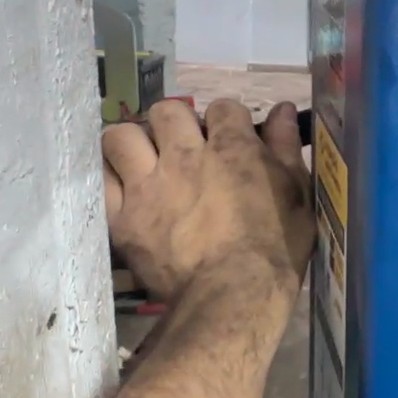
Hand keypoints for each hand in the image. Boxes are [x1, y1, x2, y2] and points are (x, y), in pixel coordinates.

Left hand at [101, 100, 312, 304]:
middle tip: (186, 145)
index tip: (233, 136)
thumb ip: (286, 147)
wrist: (235, 291)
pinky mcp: (120, 217)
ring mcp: (147, 186)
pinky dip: (110, 178)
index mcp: (233, 148)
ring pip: (120, 136)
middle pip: (166, 110)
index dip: (229, 119)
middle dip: (178, 122)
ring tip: (147, 161)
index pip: (223, 106)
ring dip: (135, 142)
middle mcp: (185, 156)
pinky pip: (99, 180)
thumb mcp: (298, 191)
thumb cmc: (278, 242)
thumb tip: (283, 109)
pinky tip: (125, 188)